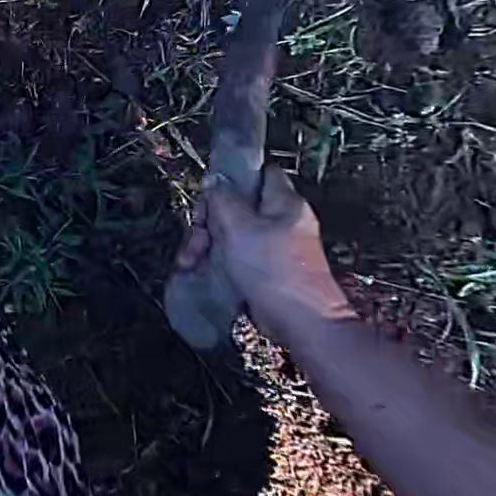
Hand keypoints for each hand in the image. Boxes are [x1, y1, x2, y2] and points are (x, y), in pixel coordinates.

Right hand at [176, 165, 354, 342]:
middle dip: (210, 218)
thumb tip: (214, 180)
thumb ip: (222, 199)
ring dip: (207, 242)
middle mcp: (282, 221)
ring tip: (193, 258)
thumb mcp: (239, 226)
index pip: (259, 172)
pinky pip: (234, 253)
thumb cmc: (275, 272)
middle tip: (201, 233)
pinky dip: (216, 258)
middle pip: (236, 204)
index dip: (232, 176)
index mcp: (284, 203)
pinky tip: (199, 268)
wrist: (302, 323)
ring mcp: (274, 245)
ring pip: (231, 230)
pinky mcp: (265, 267)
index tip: (210, 190)